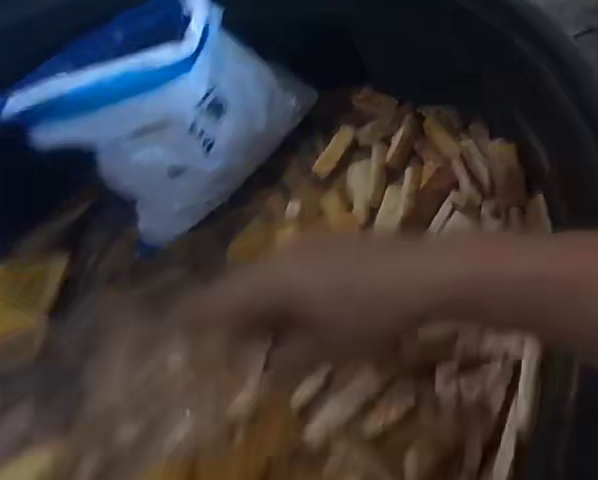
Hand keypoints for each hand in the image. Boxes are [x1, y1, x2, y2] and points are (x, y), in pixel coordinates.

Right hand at [181, 234, 446, 362]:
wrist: (422, 269)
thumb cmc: (368, 314)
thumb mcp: (321, 347)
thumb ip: (283, 352)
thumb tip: (262, 357)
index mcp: (272, 279)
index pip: (217, 298)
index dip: (194, 317)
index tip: (176, 333)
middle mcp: (284, 253)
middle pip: (241, 282)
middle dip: (228, 311)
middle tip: (222, 342)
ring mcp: (311, 241)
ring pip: (267, 270)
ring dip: (258, 298)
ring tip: (261, 331)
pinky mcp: (333, 238)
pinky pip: (291, 262)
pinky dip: (282, 285)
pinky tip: (296, 306)